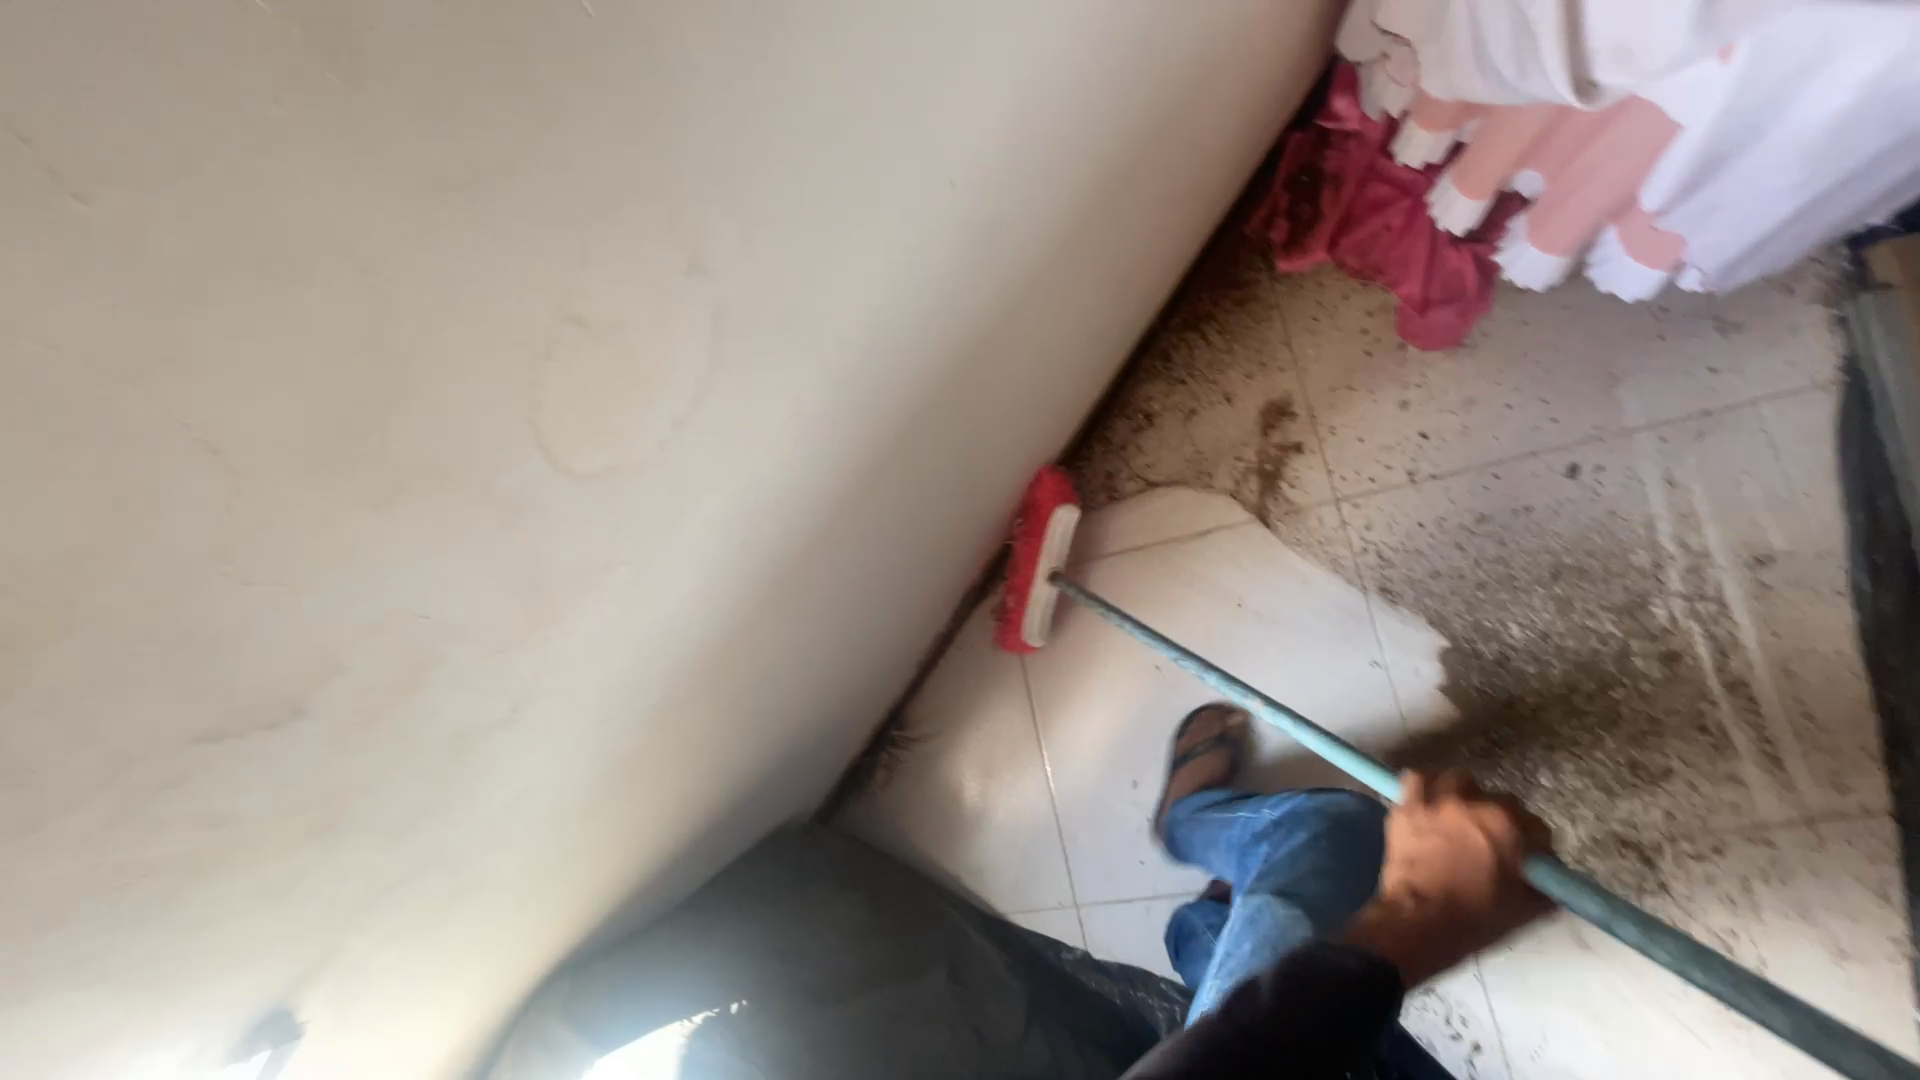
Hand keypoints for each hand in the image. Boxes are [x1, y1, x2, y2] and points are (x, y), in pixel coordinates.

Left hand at [1343, 770, 1554, 985]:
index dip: (1532, 839)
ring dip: (1463, 793)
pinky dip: (1424, 785)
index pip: (1534, 823)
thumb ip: (1544, 885)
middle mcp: (1473, 804)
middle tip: (1490, 835)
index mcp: (1507, 826)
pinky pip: (1415, 779)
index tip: (1527, 852)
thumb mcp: (1526, 906)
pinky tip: (1428, 798)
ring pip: (1457, 780)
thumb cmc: (1477, 914)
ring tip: (1459, 811)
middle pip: (1497, 798)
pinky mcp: (1407, 806)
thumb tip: (1550, 877)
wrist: (1421, 915)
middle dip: (1499, 816)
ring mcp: (1436, 801)